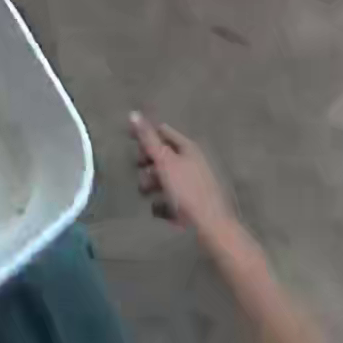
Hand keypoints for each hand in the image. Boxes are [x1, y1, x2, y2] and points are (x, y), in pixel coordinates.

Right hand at [130, 112, 234, 238]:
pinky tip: (160, 209)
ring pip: (165, 177)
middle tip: (140, 170)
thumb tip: (133, 113)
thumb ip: (148, 138)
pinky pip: (172, 196)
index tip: (130, 140)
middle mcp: (192, 162)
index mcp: (188, 148)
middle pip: (162, 154)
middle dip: (147, 163)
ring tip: (146, 193)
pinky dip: (163, 201)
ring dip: (151, 183)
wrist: (213, 228)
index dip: (145, 134)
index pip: (162, 131)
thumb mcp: (164, 160)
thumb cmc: (187, 190)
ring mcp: (194, 183)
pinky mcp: (194, 203)